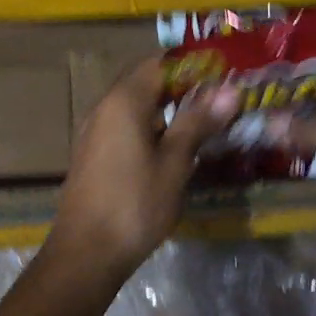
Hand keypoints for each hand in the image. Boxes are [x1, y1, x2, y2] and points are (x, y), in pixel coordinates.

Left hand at [53, 59, 239, 270]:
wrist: (86, 252)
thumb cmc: (135, 204)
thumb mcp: (175, 163)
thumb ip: (198, 123)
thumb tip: (229, 90)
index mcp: (123, 101)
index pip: (160, 64)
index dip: (193, 67)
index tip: (224, 77)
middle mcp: (103, 107)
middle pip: (145, 82)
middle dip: (182, 88)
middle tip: (219, 103)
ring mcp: (94, 131)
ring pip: (135, 107)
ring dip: (167, 111)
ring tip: (204, 126)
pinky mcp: (93, 154)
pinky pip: (124, 127)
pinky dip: (150, 129)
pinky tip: (173, 151)